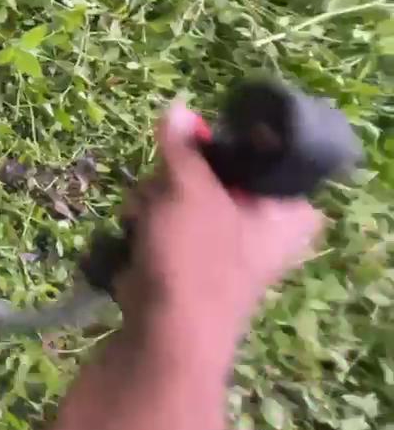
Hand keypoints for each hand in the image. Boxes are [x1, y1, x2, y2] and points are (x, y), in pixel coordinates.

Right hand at [117, 101, 324, 361]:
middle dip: (170, 178)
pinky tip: (140, 227)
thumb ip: (182, 149)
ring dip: (152, 197)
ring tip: (145, 216)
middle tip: (162, 194)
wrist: (170, 322)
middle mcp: (266, 224)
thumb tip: (178, 107)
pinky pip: (168, 214)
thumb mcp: (188, 193)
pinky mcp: (196, 251)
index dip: (214, 151)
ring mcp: (230, 240)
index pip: (255, 159)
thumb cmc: (196, 258)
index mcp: (289, 212)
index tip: (185, 155)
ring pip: (181, 191)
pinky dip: (148, 216)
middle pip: (209, 172)